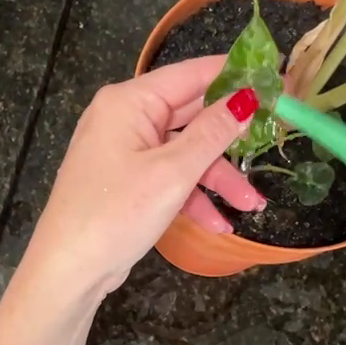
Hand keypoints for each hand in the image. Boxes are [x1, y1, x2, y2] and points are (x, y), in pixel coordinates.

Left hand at [22, 56, 264, 298]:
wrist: (68, 270)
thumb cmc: (116, 213)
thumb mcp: (172, 173)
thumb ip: (213, 133)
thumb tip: (248, 97)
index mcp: (130, 101)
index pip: (192, 75)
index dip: (236, 76)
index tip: (277, 80)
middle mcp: (125, 117)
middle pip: (191, 115)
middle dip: (232, 140)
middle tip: (274, 142)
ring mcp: (124, 150)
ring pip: (184, 152)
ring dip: (218, 178)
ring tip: (252, 205)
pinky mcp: (126, 180)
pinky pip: (168, 176)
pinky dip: (192, 196)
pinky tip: (219, 224)